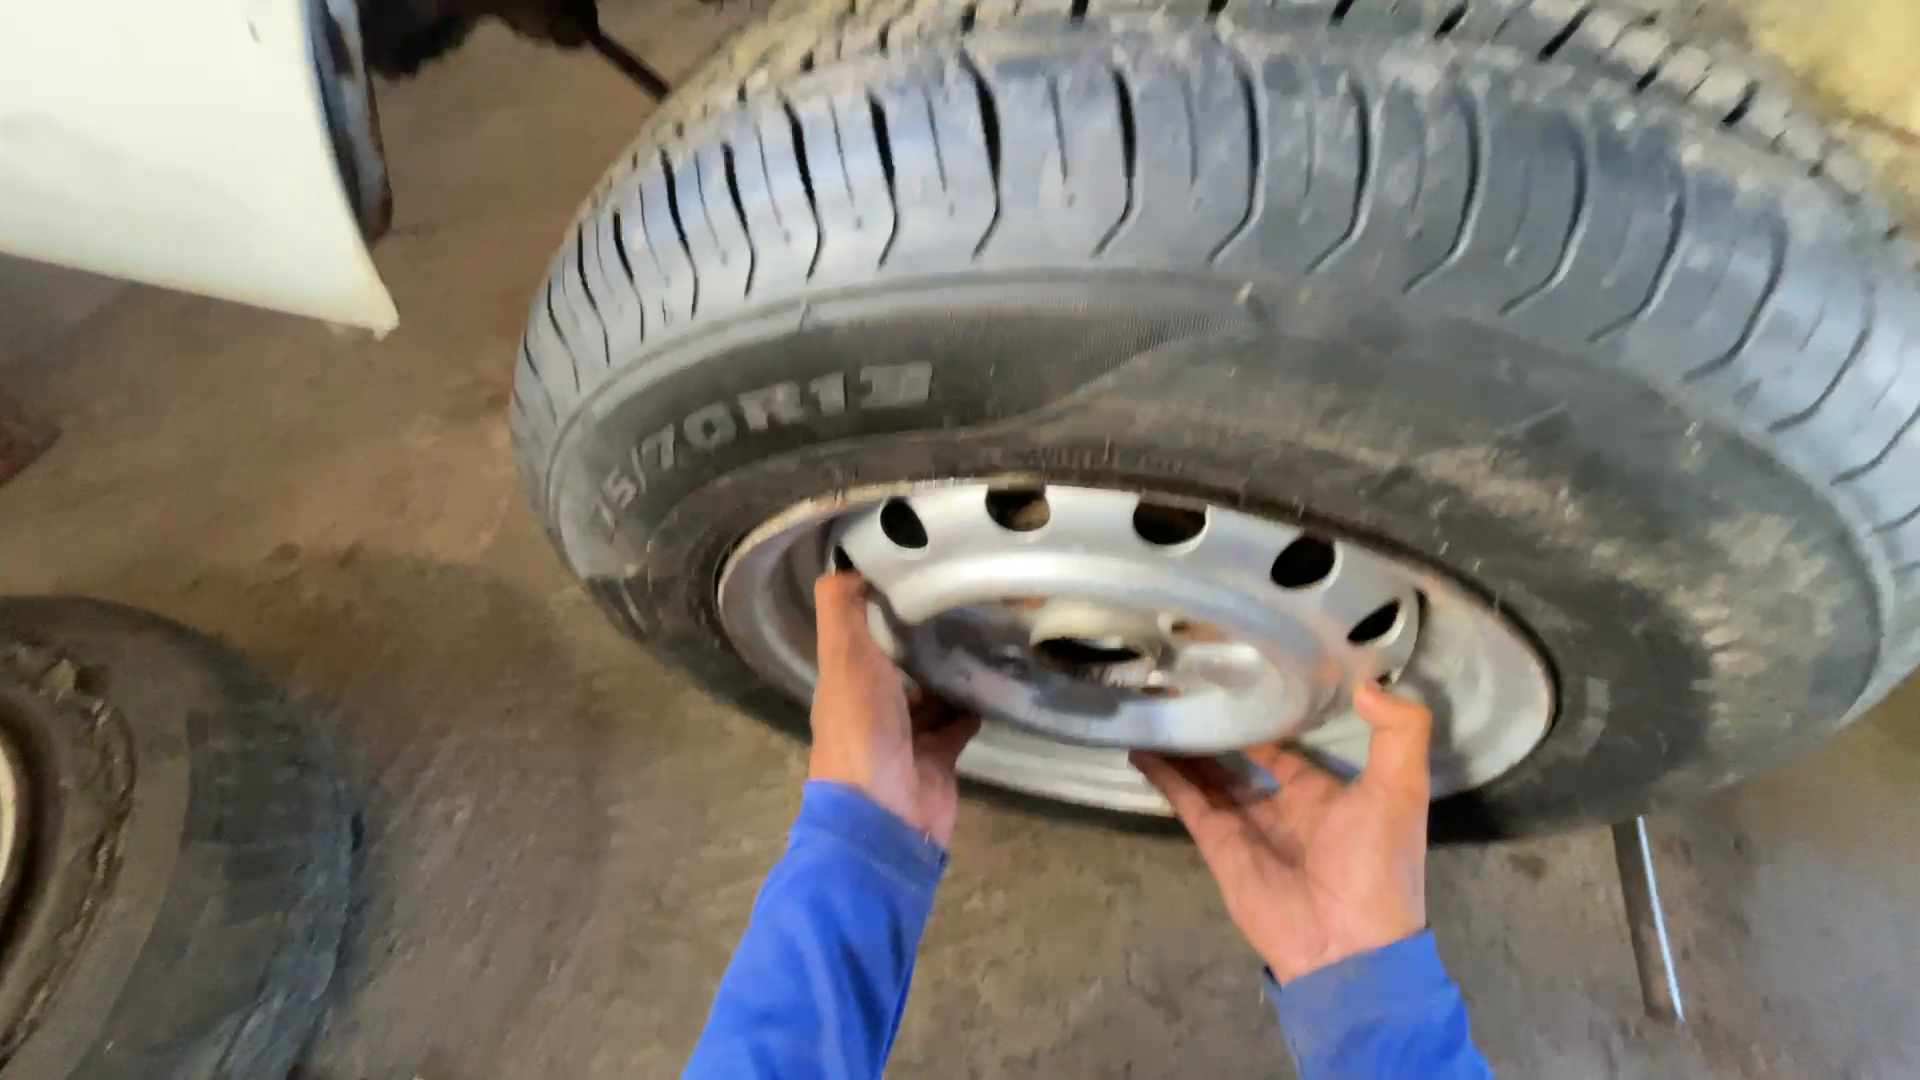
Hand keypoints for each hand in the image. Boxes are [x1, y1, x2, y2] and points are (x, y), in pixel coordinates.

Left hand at [809, 573, 981, 847]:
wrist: (886, 816)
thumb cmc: (863, 729)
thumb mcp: (845, 657)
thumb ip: (842, 609)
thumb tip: (850, 564)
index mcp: (846, 679)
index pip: (864, 632)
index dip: (883, 603)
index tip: (919, 570)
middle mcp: (873, 704)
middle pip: (901, 661)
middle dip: (927, 637)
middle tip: (965, 601)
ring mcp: (907, 734)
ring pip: (933, 692)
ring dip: (954, 670)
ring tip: (987, 635)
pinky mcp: (938, 757)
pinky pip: (958, 724)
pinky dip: (973, 706)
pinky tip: (994, 681)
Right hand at [1131, 682, 1432, 982]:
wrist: (1346, 944)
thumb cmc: (1375, 862)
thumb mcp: (1401, 790)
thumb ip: (1399, 733)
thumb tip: (1366, 684)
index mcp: (1322, 794)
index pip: (1283, 751)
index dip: (1262, 722)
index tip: (1237, 686)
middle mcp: (1278, 806)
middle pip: (1235, 761)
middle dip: (1213, 732)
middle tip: (1184, 694)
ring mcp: (1243, 824)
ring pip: (1204, 776)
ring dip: (1181, 748)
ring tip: (1155, 710)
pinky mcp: (1215, 841)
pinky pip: (1184, 800)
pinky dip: (1162, 775)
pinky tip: (1140, 748)